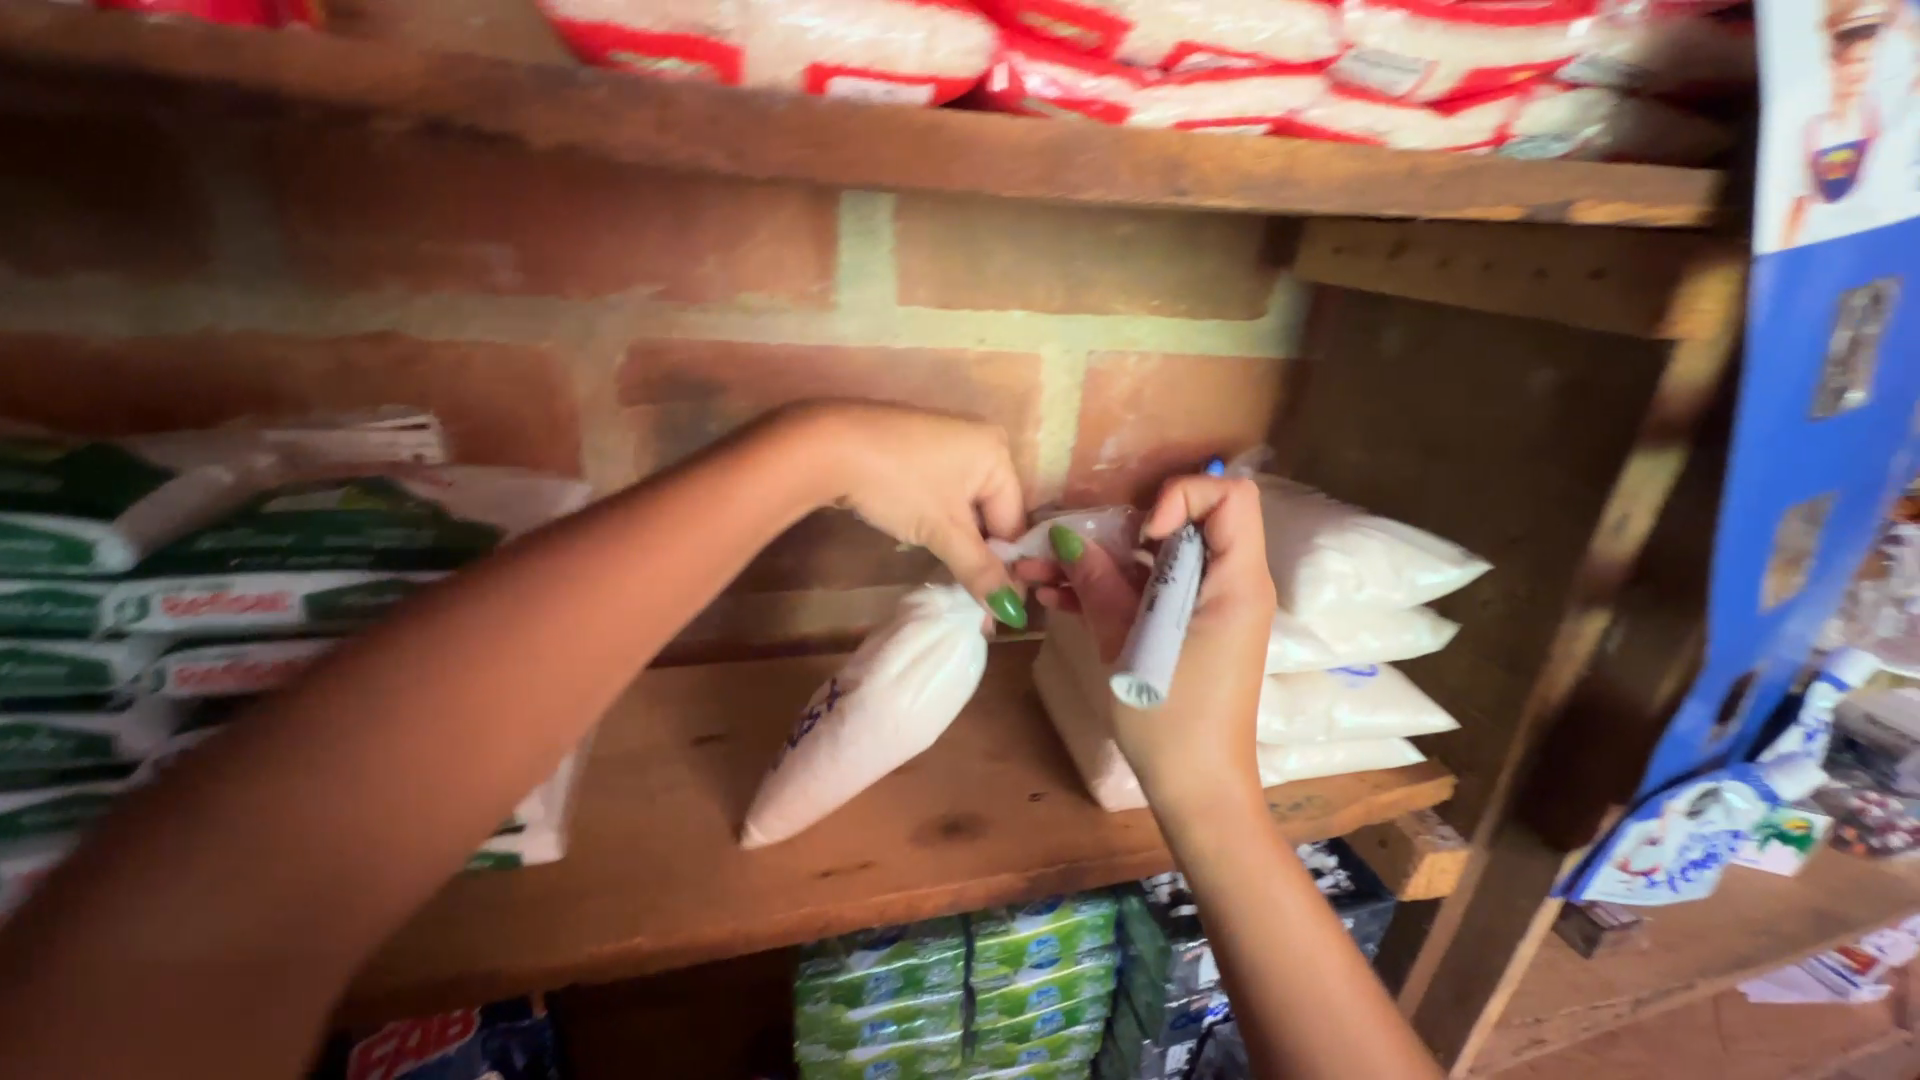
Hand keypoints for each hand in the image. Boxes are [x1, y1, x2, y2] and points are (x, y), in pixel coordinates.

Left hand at [778, 401, 1028, 627]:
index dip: (1005, 566)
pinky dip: (937, 523)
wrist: (825, 446)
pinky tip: (925, 546)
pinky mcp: (914, 452)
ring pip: (963, 507)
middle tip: (974, 606)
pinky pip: (940, 495)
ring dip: (958, 545)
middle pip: (990, 513)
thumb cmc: (897, 483)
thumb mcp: (942, 529)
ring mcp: (944, 443)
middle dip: (980, 557)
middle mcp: (977, 441)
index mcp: (996, 452)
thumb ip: (978, 569)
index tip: (997, 608)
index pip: (1013, 520)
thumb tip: (1011, 611)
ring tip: (951, 585)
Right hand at [1031, 475, 1275, 806]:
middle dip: (1114, 529)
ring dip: (1094, 562)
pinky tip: (1051, 595)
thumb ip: (1101, 586)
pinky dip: (1103, 591)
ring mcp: (1200, 608)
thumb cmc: (1174, 721)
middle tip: (1057, 545)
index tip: (1142, 534)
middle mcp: (1225, 585)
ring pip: (1148, 562)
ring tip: (1032, 572)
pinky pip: (1144, 593)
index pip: (1230, 497)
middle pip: (1177, 526)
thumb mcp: (1129, 647)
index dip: (1182, 497)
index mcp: (1235, 582)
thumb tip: (1068, 540)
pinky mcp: (1179, 629)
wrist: (1196, 790)